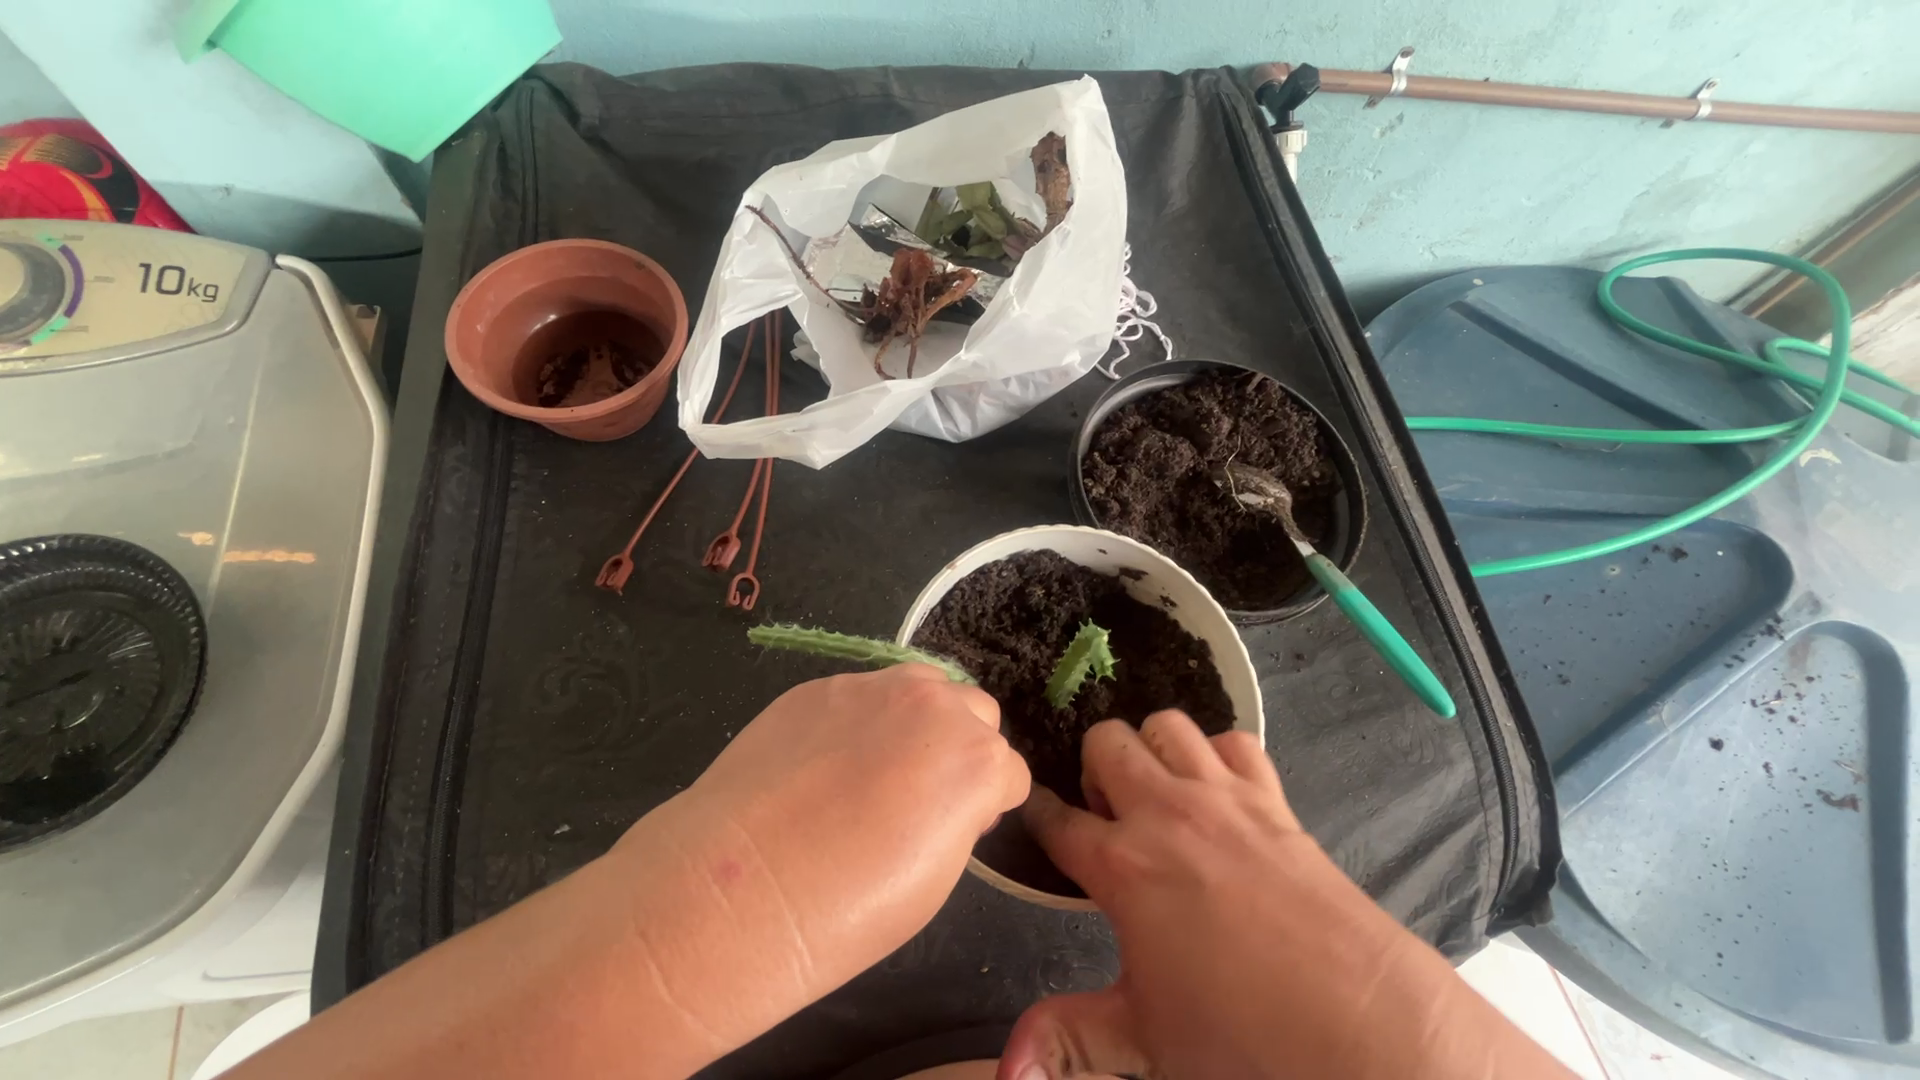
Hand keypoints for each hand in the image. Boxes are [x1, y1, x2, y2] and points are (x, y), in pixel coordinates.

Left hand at [608, 665, 1029, 1063]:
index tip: (957, 831)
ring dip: (917, 721)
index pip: (1010, 773)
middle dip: (961, 748)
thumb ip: (962, 815)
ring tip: (874, 769)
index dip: (988, 807)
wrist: (738, 892)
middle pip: (975, 713)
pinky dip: (859, 721)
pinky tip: (821, 765)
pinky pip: (862, 695)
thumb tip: (949, 796)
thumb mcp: (937, 877)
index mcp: (978, 760)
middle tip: (919, 796)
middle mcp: (933, 706)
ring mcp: (871, 687)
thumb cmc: (849, 910)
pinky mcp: (818, 685)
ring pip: (922, 688)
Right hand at [998, 710, 1570, 1079]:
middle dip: (1093, 766)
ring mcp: (1222, 798)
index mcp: (1123, 866)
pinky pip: (1235, 743)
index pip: (1057, 819)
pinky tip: (1219, 793)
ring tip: (1158, 795)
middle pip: (1106, 743)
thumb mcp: (1142, 1038)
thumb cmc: (1241, 1034)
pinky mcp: (1272, 799)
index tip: (1034, 811)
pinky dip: (1218, 755)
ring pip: (1167, 726)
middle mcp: (1165, 813)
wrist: (1360, 1023)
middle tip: (1108, 815)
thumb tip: (1006, 1069)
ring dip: (1153, 750)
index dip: (1038, 811)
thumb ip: (1067, 1038)